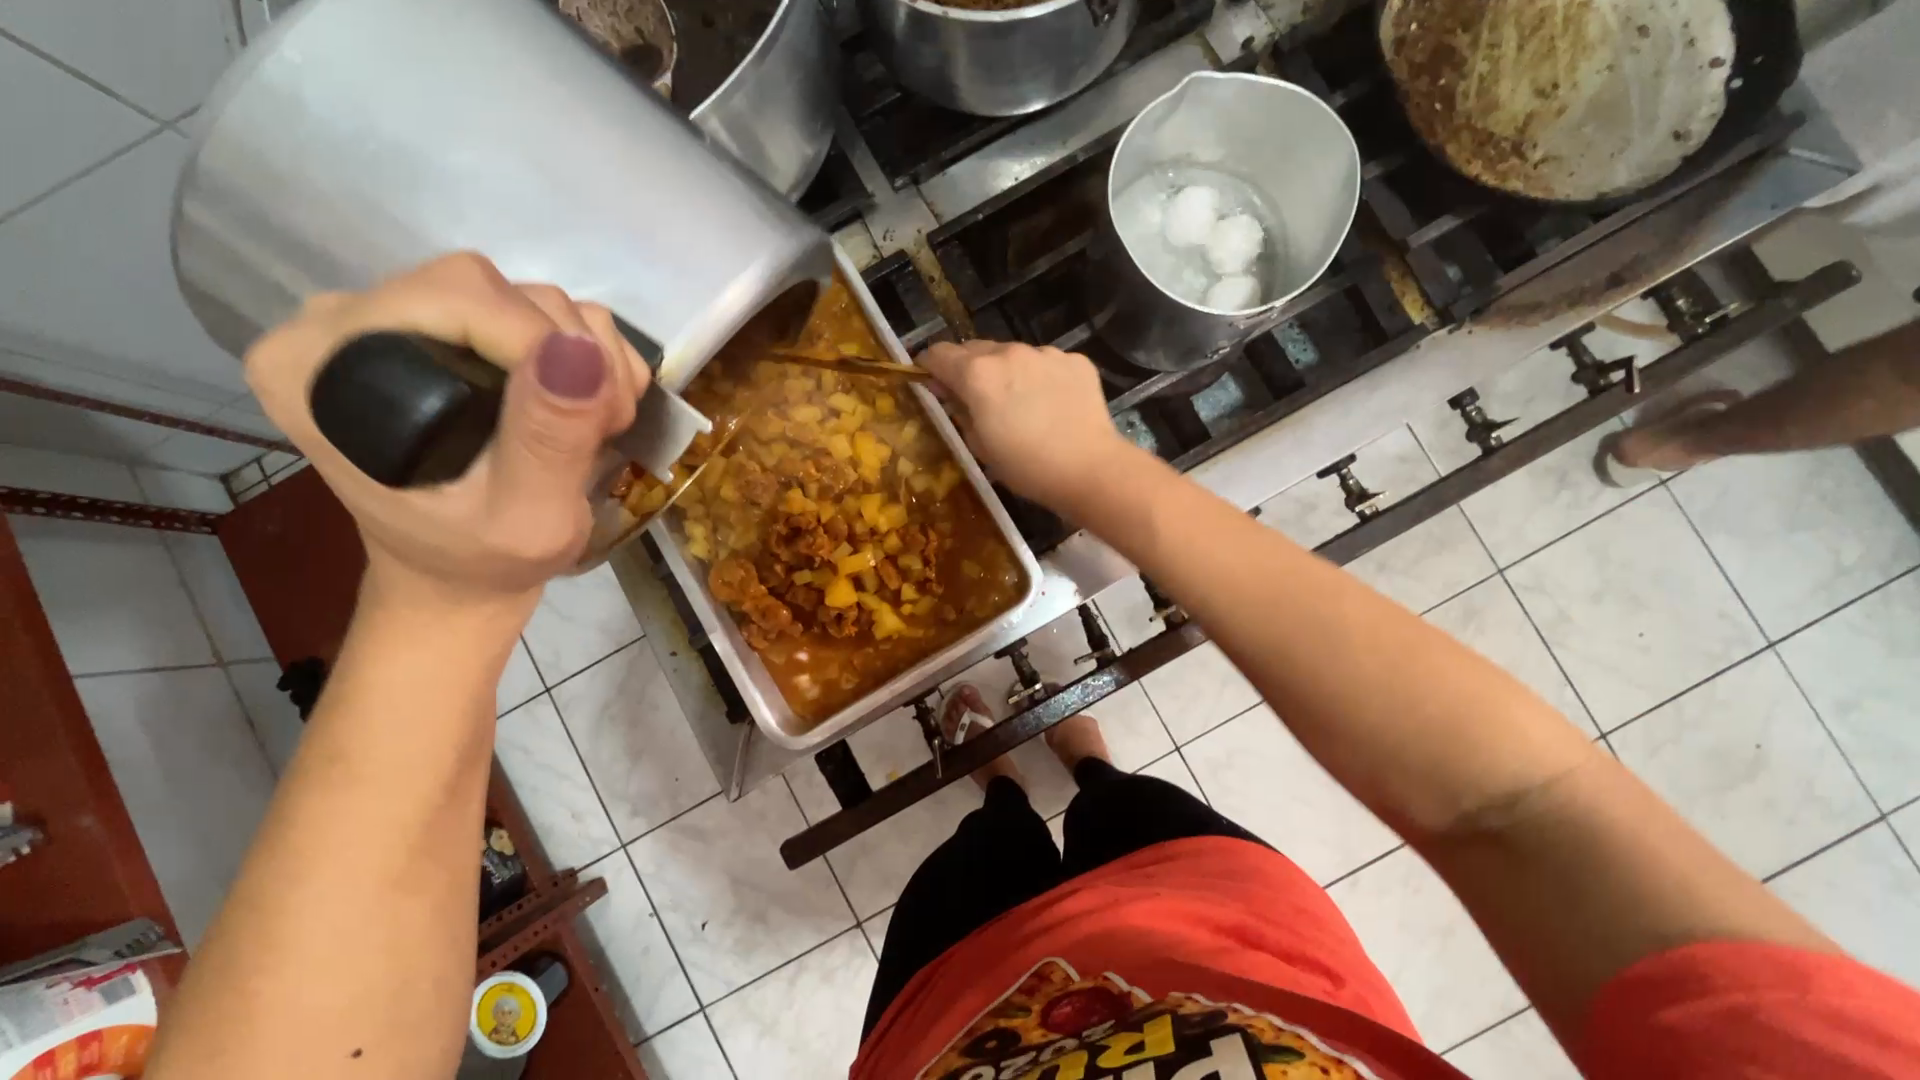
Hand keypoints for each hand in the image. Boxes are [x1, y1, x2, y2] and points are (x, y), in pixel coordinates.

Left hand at [244, 254, 650, 614]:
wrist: (463, 577)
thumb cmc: (482, 560)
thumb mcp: (527, 519)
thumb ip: (547, 439)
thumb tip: (580, 353)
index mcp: (318, 366)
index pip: (453, 297)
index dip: (538, 342)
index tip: (587, 417)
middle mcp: (340, 325)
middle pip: (488, 287)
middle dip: (567, 350)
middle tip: (601, 424)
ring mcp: (399, 322)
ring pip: (523, 294)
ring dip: (588, 355)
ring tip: (596, 425)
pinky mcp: (448, 329)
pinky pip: (538, 308)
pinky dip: (586, 350)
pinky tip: (589, 405)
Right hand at [919, 340, 1130, 510]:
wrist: (1089, 469)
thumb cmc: (1026, 467)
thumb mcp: (979, 445)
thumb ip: (959, 410)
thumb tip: (947, 391)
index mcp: (978, 374)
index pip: (939, 354)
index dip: (929, 367)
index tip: (931, 383)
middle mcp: (1009, 352)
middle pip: (975, 349)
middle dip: (968, 369)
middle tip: (975, 399)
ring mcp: (1046, 353)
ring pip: (1013, 354)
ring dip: (1006, 372)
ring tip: (1019, 404)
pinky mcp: (1075, 361)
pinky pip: (1046, 363)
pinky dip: (1040, 377)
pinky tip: (1050, 405)